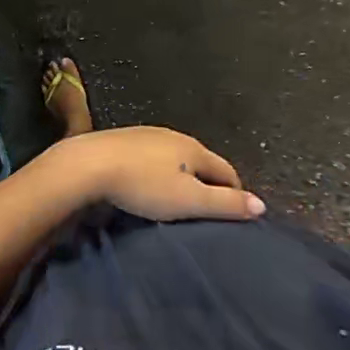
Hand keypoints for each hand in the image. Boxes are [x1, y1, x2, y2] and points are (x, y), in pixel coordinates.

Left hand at [54, 126, 265, 221]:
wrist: (88, 164)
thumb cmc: (143, 185)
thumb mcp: (188, 200)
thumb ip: (225, 203)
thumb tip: (261, 205)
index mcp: (194, 148)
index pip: (227, 170)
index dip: (234, 192)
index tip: (232, 214)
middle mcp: (174, 136)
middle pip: (201, 161)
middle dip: (207, 183)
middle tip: (204, 211)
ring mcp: (146, 135)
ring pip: (174, 158)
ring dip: (180, 177)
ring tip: (175, 201)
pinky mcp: (123, 140)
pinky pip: (151, 157)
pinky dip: (156, 172)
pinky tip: (145, 185)